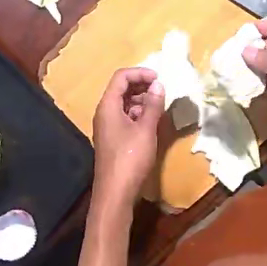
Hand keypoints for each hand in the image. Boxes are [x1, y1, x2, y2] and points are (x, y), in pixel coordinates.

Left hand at [92, 67, 164, 205]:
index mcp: (108, 106)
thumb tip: (159, 84)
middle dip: (141, 85)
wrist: (116, 192)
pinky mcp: (114, 138)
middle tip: (162, 90)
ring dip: (142, 100)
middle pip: (121, 89)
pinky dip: (139, 114)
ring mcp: (108, 126)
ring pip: (124, 103)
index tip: (159, 78)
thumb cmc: (130, 158)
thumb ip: (153, 105)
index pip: (121, 77)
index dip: (140, 73)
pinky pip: (126, 117)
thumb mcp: (146, 129)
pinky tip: (153, 121)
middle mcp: (104, 113)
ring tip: (160, 105)